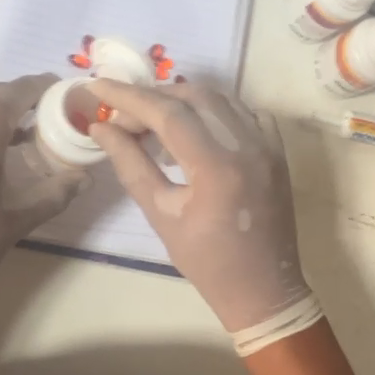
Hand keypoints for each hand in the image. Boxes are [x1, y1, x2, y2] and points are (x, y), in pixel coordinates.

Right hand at [88, 81, 319, 352]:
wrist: (263, 288)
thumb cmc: (207, 262)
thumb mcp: (161, 216)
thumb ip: (131, 165)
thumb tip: (102, 127)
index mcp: (217, 167)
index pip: (168, 112)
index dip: (130, 97)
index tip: (97, 86)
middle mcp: (247, 145)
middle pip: (194, 96)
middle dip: (154, 97)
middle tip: (123, 115)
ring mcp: (267, 146)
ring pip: (221, 99)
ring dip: (183, 100)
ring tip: (152, 120)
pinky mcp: (277, 151)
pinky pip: (244, 113)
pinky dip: (215, 111)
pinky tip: (195, 128)